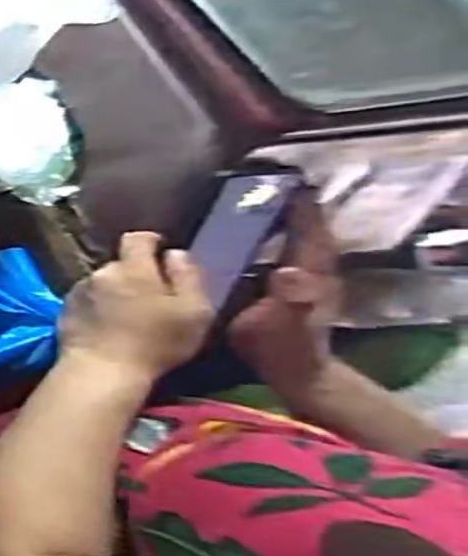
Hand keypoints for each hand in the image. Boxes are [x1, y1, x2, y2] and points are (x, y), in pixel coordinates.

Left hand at [58, 231, 212, 379]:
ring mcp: (77, 289)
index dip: (151, 241)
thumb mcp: (194, 310)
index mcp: (132, 269)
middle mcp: (99, 273)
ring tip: (130, 313)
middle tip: (153, 296)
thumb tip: (175, 253)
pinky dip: (99, 304)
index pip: (136, 238)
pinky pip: (87, 297)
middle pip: (121, 264)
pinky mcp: (64, 307)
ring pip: (103, 281)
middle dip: (137, 273)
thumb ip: (187, 277)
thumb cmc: (157, 341)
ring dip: (116, 290)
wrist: (102, 366)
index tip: (161, 251)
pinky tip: (109, 323)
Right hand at [229, 197, 338, 392]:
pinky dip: (266, 241)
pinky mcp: (283, 289)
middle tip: (265, 188)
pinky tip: (244, 238)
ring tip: (252, 206)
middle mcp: (310, 271)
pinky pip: (277, 254)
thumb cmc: (282, 346)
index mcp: (310, 273)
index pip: (310, 232)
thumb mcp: (282, 323)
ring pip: (292, 242)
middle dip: (290, 210)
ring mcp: (299, 281)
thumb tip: (288, 271)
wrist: (290, 371)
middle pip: (304, 232)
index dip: (302, 209)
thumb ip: (290, 299)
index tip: (288, 185)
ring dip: (278, 223)